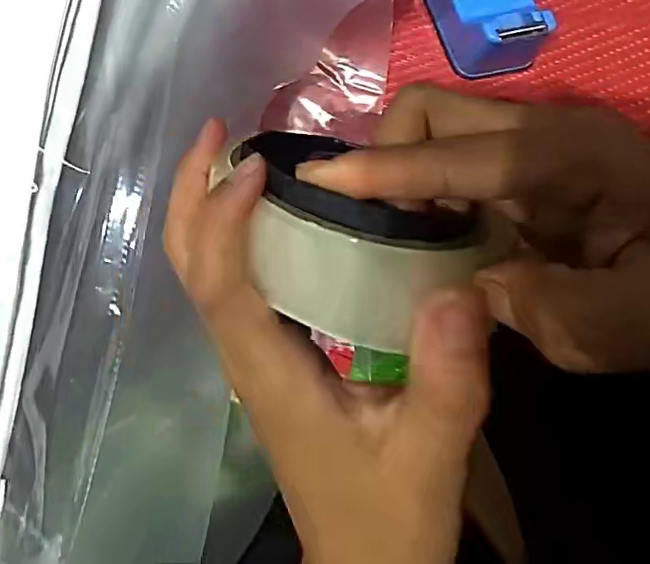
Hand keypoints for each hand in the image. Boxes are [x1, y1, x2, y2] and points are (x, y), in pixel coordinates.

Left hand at [166, 119, 491, 563]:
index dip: (224, 218)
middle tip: (217, 129)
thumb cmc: (387, 520)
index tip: (255, 165)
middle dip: (190, 191)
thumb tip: (460, 290)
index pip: (220, 281)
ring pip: (204, 264)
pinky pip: (234, 274)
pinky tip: (274, 201)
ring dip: (206, 201)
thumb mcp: (428, 460)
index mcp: (265, 369)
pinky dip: (234, 225)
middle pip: (189, 261)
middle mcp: (242, 349)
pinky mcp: (268, 347)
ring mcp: (249, 347)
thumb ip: (447, 384)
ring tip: (237, 148)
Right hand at [299, 84, 649, 403]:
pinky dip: (436, 205)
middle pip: (434, 118)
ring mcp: (550, 159)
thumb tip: (470, 293)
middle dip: (385, 158)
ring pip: (446, 145)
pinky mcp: (552, 187)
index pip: (446, 149)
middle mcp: (548, 137)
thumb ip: (554, 312)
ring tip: (376, 236)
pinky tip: (431, 249)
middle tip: (358, 225)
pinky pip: (470, 180)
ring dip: (406, 181)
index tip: (312, 180)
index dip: (374, 167)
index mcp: (568, 152)